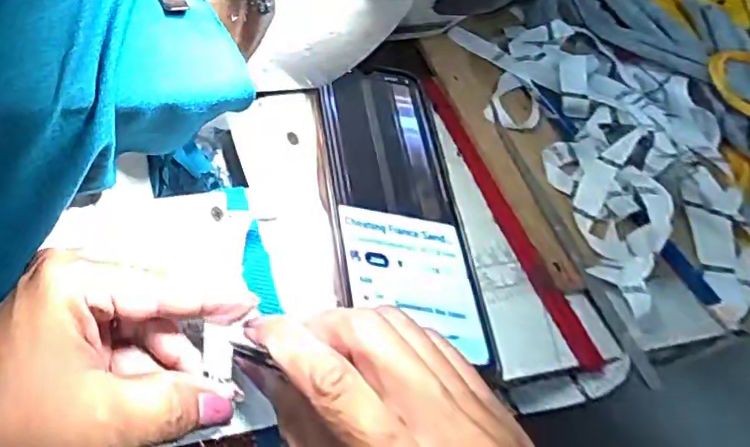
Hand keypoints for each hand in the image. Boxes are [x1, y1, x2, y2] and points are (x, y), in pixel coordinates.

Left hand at [0, 250, 257, 446]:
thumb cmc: (13, 427)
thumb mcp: (107, 418)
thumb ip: (171, 403)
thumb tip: (217, 397)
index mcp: (70, 277)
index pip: (153, 284)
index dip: (204, 297)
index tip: (242, 300)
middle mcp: (60, 278)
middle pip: (141, 306)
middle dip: (179, 345)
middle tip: (218, 378)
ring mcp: (52, 304)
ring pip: (125, 329)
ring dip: (157, 365)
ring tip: (187, 399)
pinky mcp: (48, 333)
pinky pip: (103, 345)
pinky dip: (131, 372)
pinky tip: (153, 398)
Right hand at [242, 307, 530, 446]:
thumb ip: (306, 430)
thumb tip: (272, 378)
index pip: (329, 375)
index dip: (284, 340)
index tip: (259, 330)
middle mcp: (438, 421)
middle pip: (362, 330)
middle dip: (319, 326)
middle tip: (301, 345)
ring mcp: (470, 405)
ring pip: (395, 320)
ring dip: (355, 323)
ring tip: (340, 348)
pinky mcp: (489, 399)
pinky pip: (432, 337)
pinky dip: (397, 334)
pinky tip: (385, 355)